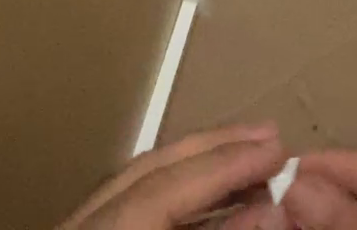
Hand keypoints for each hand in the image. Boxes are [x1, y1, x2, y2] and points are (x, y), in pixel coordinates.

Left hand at [57, 123, 289, 229]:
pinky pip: (135, 200)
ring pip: (142, 177)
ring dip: (203, 165)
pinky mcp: (86, 229)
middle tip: (272, 135)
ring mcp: (78, 223)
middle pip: (152, 165)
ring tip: (254, 155)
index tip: (279, 148)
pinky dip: (181, 194)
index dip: (227, 163)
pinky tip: (220, 194)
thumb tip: (273, 207)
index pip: (165, 185)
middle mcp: (79, 221)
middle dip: (216, 147)